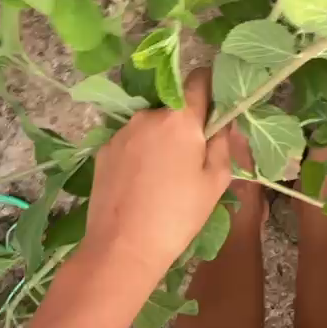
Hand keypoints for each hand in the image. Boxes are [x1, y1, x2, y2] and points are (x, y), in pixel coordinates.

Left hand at [80, 69, 231, 282]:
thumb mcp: (216, 181)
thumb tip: (223, 122)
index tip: (216, 106)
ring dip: (161, 139)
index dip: (210, 87)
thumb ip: (223, 143)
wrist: (123, 247)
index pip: (198, 80)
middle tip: (192, 158)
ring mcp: (122, 132)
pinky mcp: (103, 150)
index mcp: (181, 119)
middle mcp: (148, 115)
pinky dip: (140, 153)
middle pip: (174, 107)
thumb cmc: (178, 215)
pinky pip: (131, 142)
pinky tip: (141, 183)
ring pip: (151, 125)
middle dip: (185, 124)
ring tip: (163, 176)